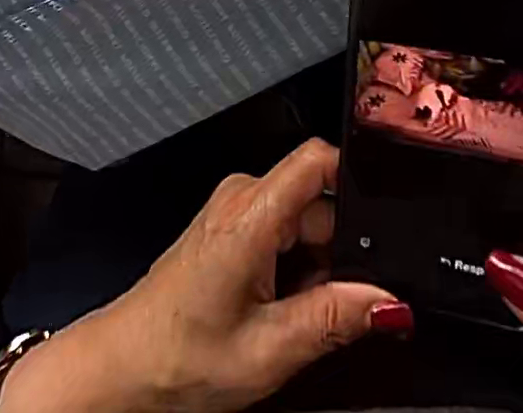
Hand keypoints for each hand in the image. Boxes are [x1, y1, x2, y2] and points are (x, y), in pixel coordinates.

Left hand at [0, 139, 409, 412]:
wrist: (128, 362)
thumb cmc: (185, 355)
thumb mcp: (272, 346)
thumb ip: (335, 317)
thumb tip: (392, 301)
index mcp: (250, 213)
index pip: (315, 160)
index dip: (358, 177)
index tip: (393, 216)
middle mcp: (240, 198)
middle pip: (318, 199)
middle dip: (345, 246)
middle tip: (353, 305)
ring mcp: (232, 210)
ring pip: (304, 219)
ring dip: (321, 262)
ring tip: (314, 315)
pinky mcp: (229, 227)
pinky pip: (282, 230)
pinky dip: (299, 264)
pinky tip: (292, 307)